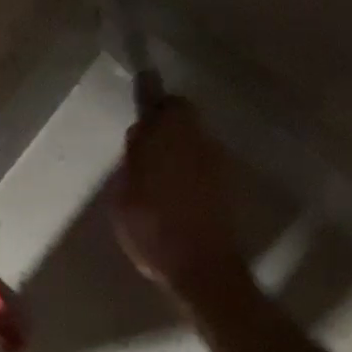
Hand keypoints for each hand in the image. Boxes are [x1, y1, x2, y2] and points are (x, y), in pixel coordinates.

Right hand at [109, 98, 242, 292]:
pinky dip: (188, 169)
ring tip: (156, 172)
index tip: (142, 85)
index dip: (150, 94)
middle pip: (181, 117)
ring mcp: (217, 161)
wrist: (201, 266)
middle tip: (144, 142)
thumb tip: (140, 137)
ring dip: (177, 146)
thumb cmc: (153, 230)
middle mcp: (198, 139)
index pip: (161, 100)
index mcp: (169, 134)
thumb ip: (132, 162)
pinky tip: (174, 192)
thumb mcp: (124, 198)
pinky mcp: (227, 185)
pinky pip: (202, 164)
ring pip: (193, 139)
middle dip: (164, 122)